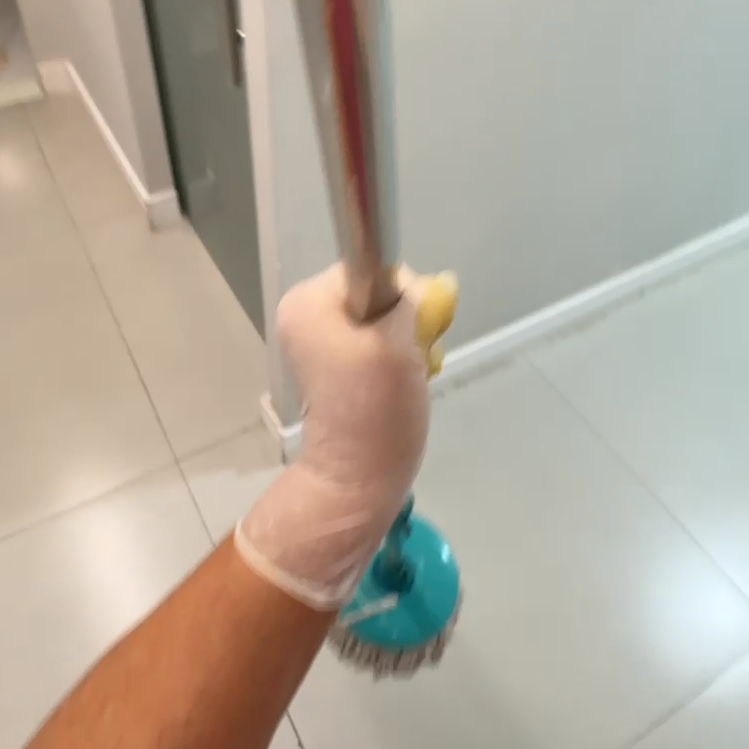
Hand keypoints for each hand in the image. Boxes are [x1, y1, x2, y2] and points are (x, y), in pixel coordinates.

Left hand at [235, 265, 457, 608]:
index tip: (413, 333)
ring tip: (408, 375)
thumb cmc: (375, 412)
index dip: (405, 297)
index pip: (374, 268)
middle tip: (414, 359)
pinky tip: (404, 380)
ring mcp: (323, 338)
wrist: (359, 480)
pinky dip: (401, 356)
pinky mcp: (340, 361)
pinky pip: (382, 339)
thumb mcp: (399, 343)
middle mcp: (308, 312)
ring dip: (409, 341)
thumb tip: (440, 283)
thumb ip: (417, 301)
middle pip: (381, 291)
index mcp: (309, 301)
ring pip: (388, 316)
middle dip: (408, 322)